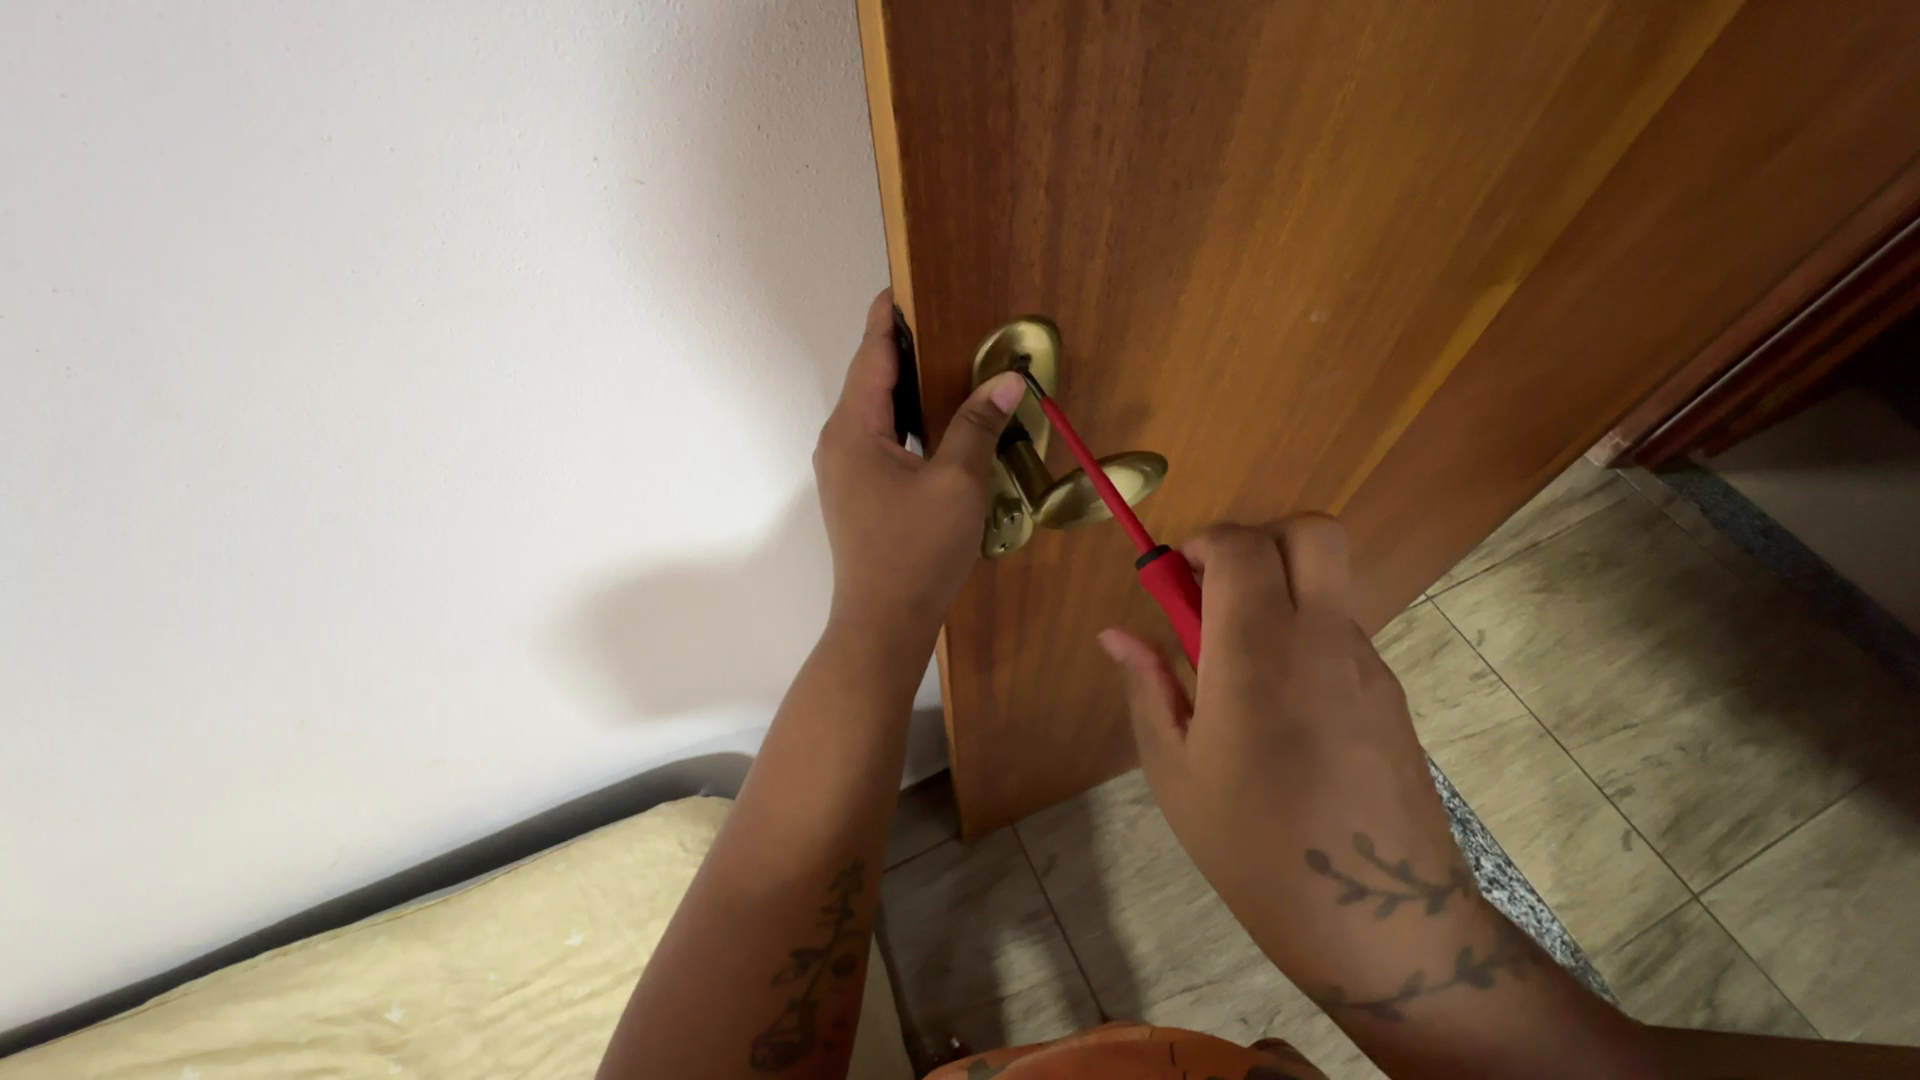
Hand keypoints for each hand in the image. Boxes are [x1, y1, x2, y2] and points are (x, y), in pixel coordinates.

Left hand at [814, 290, 1025, 639]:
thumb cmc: (916, 551)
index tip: (909, 281)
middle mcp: (839, 441)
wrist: (883, 622)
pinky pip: (880, 438)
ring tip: (950, 361)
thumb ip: (977, 426)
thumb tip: (1007, 380)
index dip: (890, 315)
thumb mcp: (956, 483)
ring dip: (908, 385)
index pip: (871, 354)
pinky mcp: (858, 492)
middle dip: (904, 346)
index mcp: (853, 429)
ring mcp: (845, 469)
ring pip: (876, 411)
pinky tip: (939, 420)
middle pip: (870, 378)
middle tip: (947, 318)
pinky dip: (907, 420)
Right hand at [1097, 517, 1469, 983]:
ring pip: (1325, 583)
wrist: (1376, 917)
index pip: (1242, 547)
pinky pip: (1340, 632)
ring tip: (1239, 668)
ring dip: (1278, 593)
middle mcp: (1320, 640)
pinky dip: (1303, 635)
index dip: (1203, 543)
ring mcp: (1366, 663)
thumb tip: (1115, 635)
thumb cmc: (1251, 845)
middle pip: (1312, 532)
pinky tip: (1281, 708)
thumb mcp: (1174, 770)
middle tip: (1216, 592)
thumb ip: (1146, 686)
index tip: (1176, 578)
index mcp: (1256, 653)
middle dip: (1257, 539)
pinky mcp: (1390, 693)